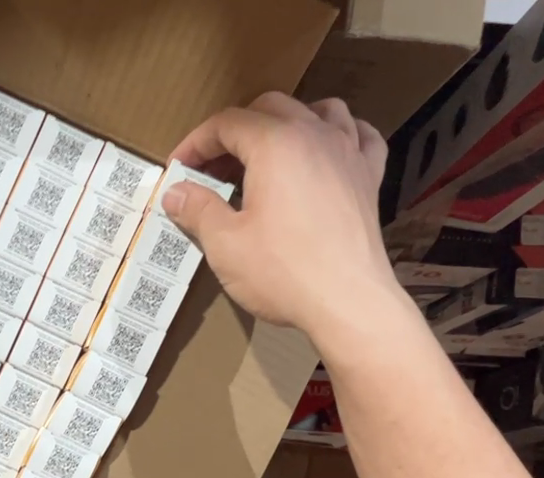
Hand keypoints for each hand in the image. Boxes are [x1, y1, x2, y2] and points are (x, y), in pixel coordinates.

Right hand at [162, 94, 397, 332]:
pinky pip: (359, 136)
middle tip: (212, 170)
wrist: (346, 302)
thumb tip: (175, 192)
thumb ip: (198, 210)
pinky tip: (325, 151)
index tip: (177, 170)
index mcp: (275, 144)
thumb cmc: (282, 273)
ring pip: (318, 111)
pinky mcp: (369, 178)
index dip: (196, 143)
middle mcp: (315, 134)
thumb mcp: (225, 245)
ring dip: (286, 123)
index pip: (227, 123)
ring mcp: (349, 152)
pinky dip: (337, 135)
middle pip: (269, 108)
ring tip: (266, 152)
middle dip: (235, 132)